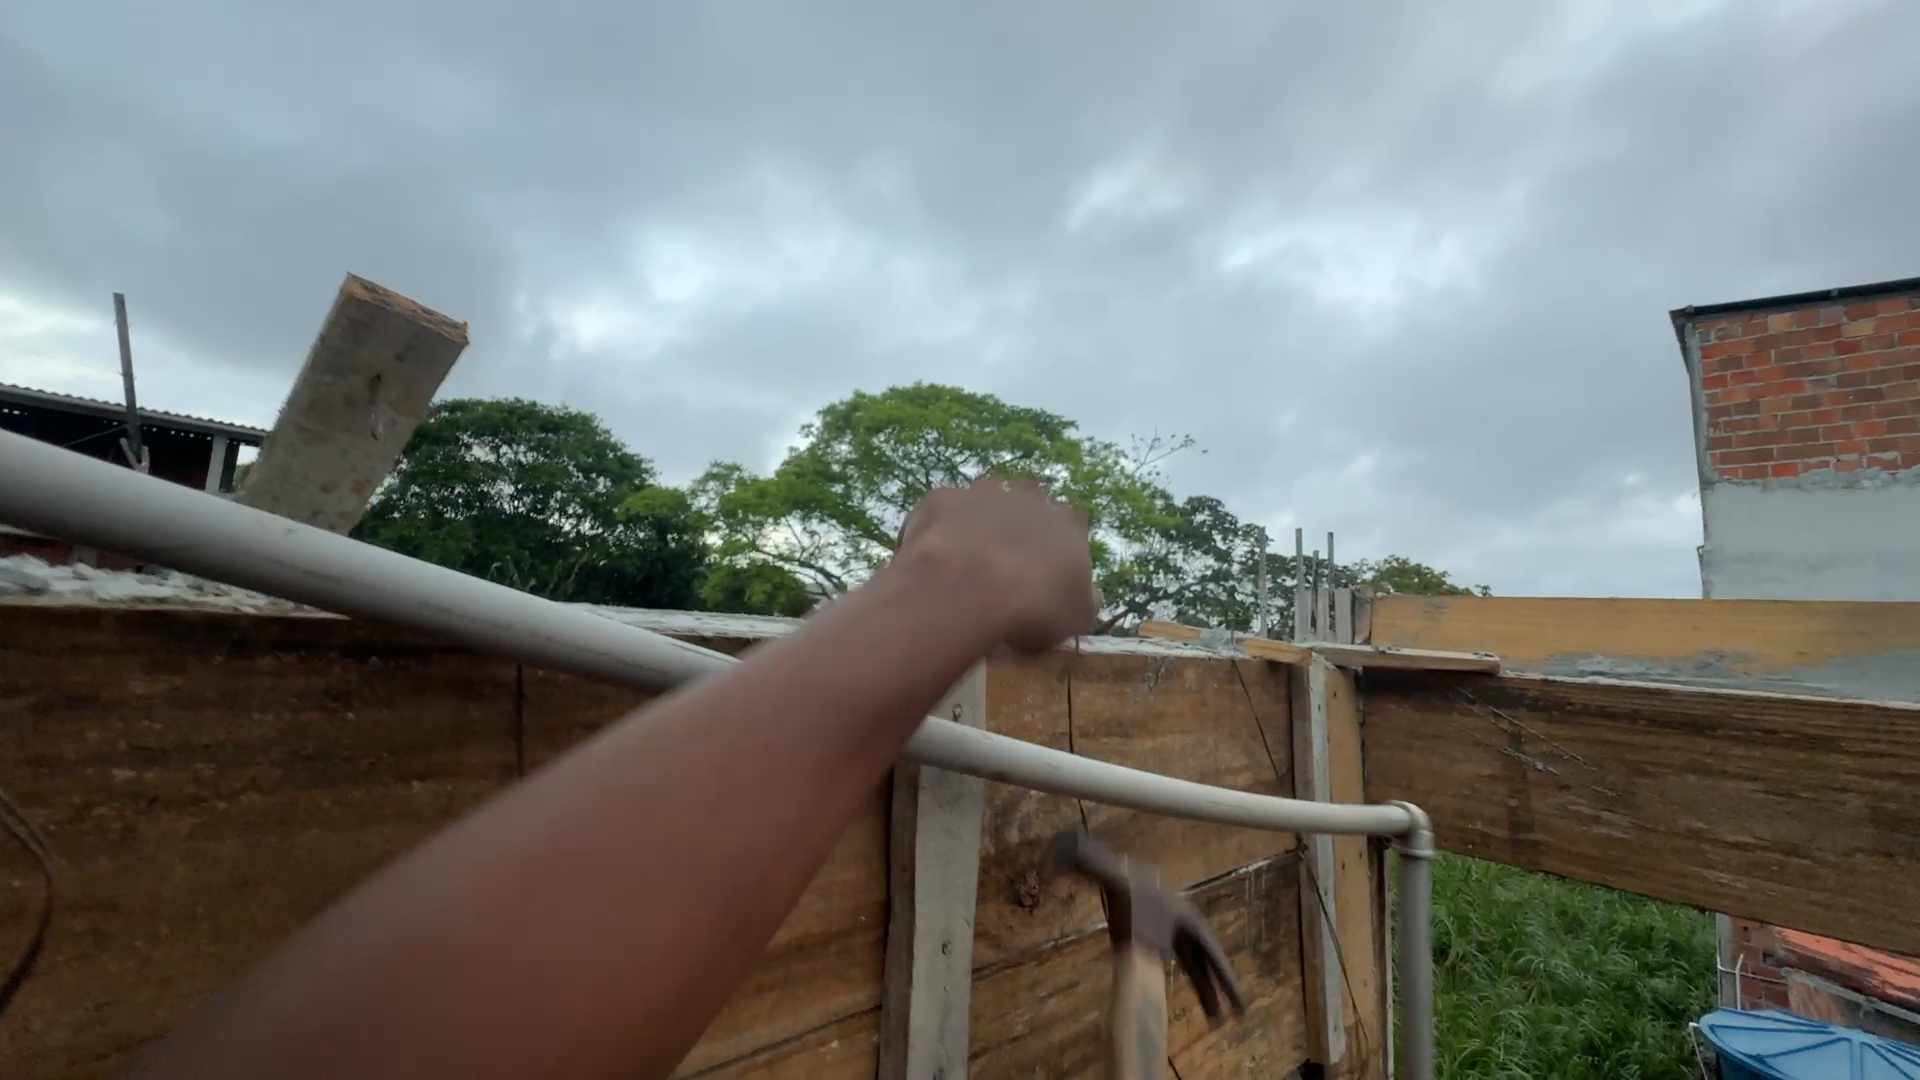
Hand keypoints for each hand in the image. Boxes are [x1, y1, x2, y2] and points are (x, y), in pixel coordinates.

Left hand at [894, 474, 1101, 653]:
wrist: (969, 588)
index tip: (1044, 575)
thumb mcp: (1076, 617)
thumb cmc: (1033, 607)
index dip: (1057, 550)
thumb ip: (1085, 599)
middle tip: (1003, 567)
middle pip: (1027, 508)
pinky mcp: (943, 497)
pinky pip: (941, 514)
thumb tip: (1090, 595)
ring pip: (983, 504)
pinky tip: (931, 561)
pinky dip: (938, 532)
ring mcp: (983, 492)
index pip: (1071, 526)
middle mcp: (1030, 496)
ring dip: (977, 526)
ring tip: (964, 565)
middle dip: (1017, 529)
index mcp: (1068, 522)